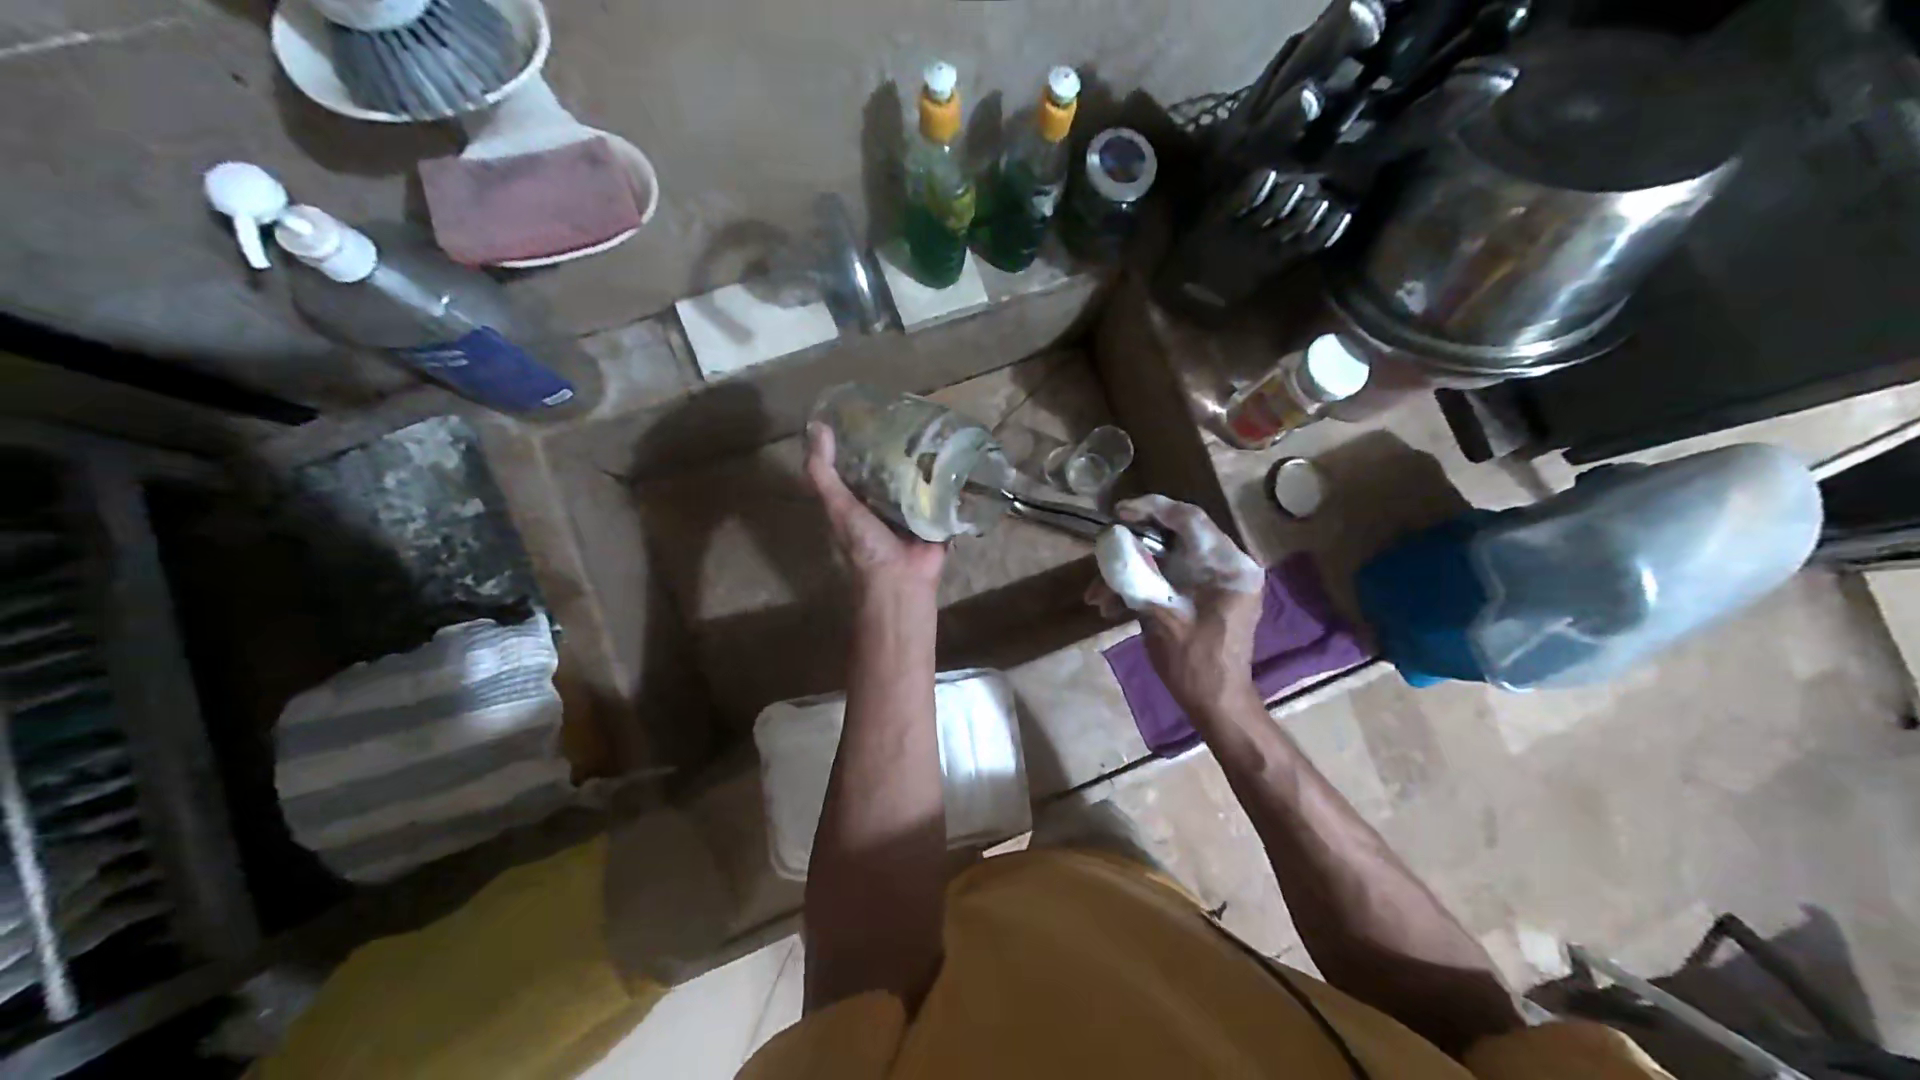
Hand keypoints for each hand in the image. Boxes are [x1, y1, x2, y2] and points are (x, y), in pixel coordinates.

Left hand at [805, 423, 946, 593]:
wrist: (900, 580)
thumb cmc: (864, 545)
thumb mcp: (837, 505)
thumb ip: (822, 472)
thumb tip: (816, 426)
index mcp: (858, 499)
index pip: (860, 462)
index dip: (864, 438)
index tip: (874, 409)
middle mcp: (885, 502)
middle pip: (892, 467)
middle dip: (901, 445)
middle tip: (912, 413)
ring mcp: (914, 509)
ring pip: (920, 477)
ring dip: (928, 459)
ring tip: (938, 425)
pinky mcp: (938, 516)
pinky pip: (945, 493)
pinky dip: (951, 478)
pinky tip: (960, 452)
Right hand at [1086, 496, 1264, 715]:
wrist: (1217, 705)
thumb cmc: (1195, 664)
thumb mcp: (1162, 618)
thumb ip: (1141, 577)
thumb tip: (1114, 545)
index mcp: (1230, 567)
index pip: (1190, 519)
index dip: (1151, 509)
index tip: (1118, 513)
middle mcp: (1230, 565)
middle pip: (1175, 537)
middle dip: (1133, 549)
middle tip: (1101, 556)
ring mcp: (1218, 580)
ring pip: (1167, 559)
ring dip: (1131, 573)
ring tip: (1097, 596)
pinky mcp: (1206, 594)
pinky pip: (1170, 577)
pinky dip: (1143, 586)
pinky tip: (1112, 606)